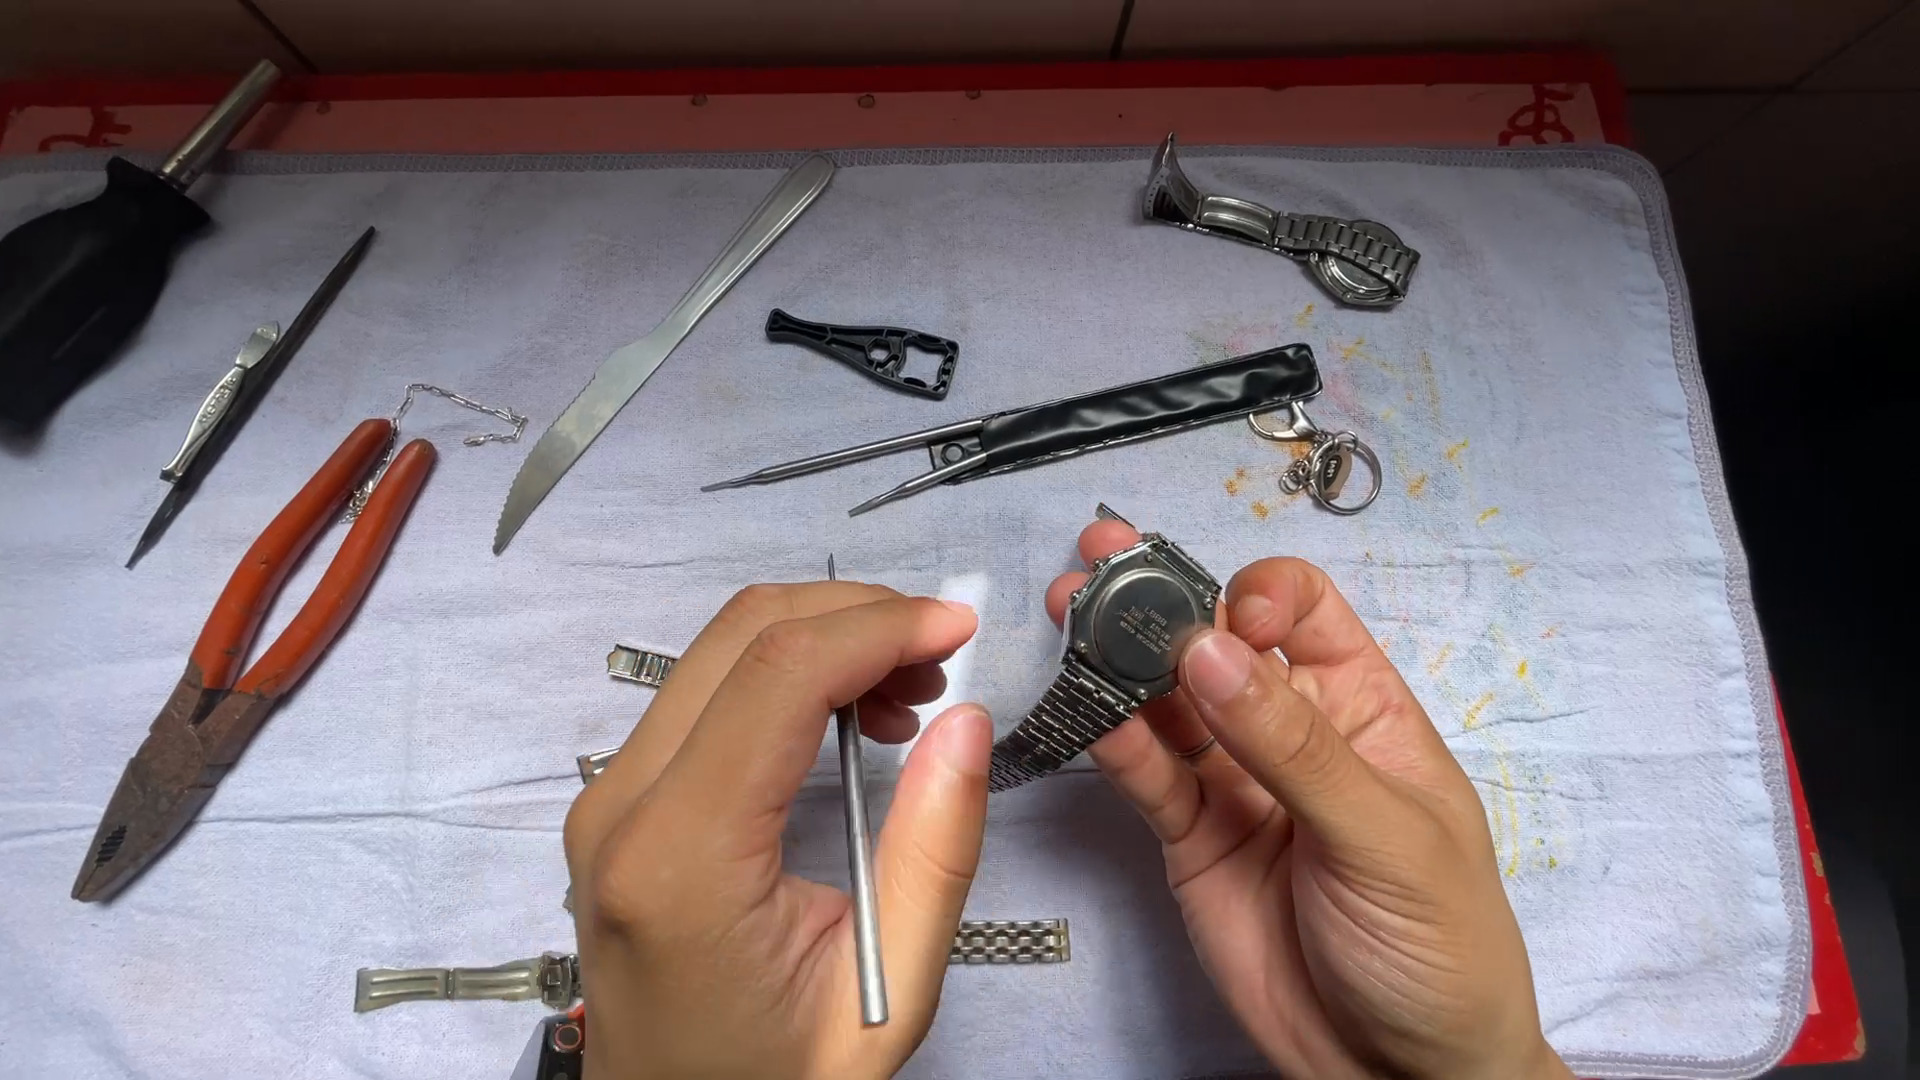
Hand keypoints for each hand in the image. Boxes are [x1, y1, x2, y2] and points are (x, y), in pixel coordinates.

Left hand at [565, 583, 992, 1079]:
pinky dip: (796, 668)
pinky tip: (851, 714)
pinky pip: (714, 685)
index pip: (782, 673)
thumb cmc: (778, 1079)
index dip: (882, 627)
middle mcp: (624, 801)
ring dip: (830, 637)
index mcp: (683, 855)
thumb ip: (934, 851)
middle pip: (747, 632)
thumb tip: (966, 719)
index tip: (959, 627)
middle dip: (860, 615)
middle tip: (940, 657)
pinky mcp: (624, 792)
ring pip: (727, 644)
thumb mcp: (887, 989)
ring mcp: (612, 791)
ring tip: (907, 692)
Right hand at [1049, 522, 1571, 1079]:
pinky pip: (1143, 771)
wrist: (1393, 1075)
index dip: (1258, 594)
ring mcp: (1229, 774)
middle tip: (1101, 558)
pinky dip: (1112, 740)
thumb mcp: (1384, 838)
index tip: (1227, 618)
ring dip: (1116, 655)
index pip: (1300, 610)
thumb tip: (1208, 653)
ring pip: (1163, 697)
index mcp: (1354, 703)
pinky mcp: (1186, 825)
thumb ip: (1293, 746)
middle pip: (1212, 638)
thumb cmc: (1438, 946)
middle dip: (1159, 595)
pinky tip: (1086, 710)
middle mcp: (1281, 723)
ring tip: (1069, 615)